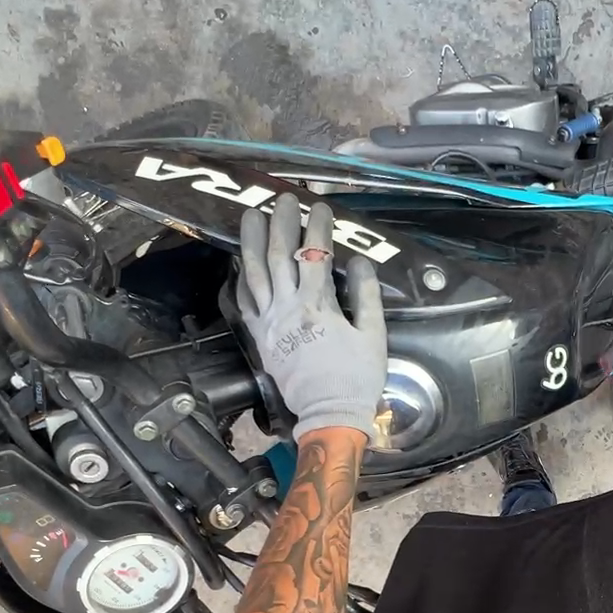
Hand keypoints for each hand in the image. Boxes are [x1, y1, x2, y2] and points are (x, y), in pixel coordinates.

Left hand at [236, 193, 387, 441]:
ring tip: (251, 215)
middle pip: (278, 256)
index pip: (315, 255)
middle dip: (281, 223)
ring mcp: (269, 322)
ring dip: (251, 241)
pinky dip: (240, 278)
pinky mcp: (260, 336)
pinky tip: (239, 262)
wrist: (329, 414)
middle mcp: (287, 308)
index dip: (317, 227)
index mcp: (318, 306)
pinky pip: (244, 302)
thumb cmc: (356, 377)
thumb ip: (366, 297)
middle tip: (283, 198)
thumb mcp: (373, 337)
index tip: (321, 207)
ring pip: (254, 273)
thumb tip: (359, 263)